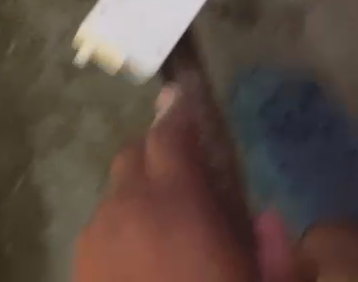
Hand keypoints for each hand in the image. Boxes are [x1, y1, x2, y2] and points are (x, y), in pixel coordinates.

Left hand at [75, 87, 303, 281]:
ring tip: (180, 228)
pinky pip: (105, 224)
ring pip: (119, 192)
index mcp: (177, 210)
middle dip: (163, 155)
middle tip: (195, 172)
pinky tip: (153, 259)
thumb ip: (277, 261)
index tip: (188, 97)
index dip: (180, 117)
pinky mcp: (80, 259)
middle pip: (137, 157)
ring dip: (145, 194)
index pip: (171, 140)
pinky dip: (127, 224)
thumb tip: (267, 222)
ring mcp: (97, 232)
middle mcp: (127, 208)